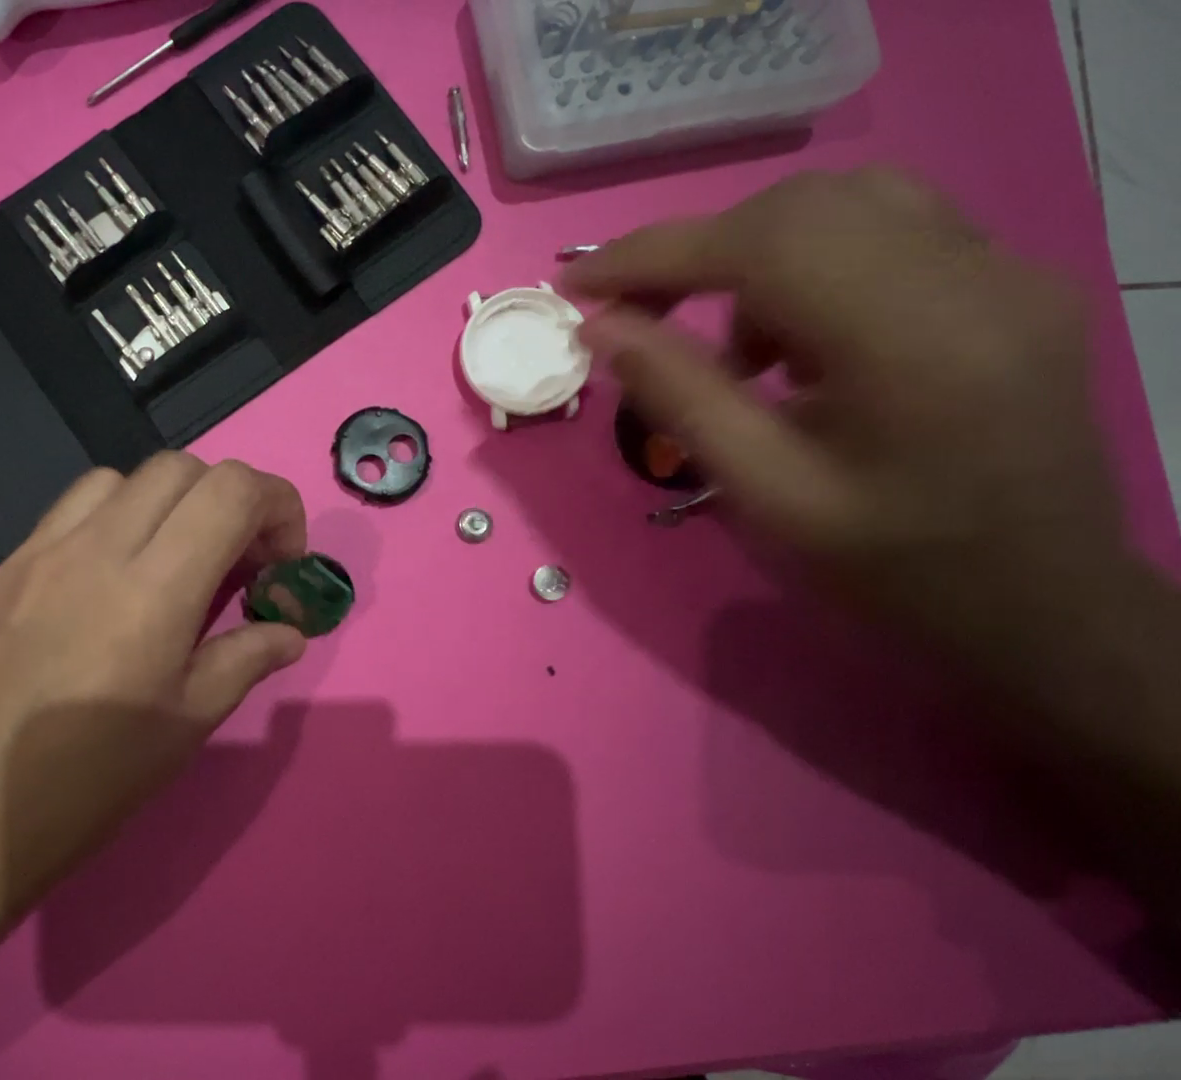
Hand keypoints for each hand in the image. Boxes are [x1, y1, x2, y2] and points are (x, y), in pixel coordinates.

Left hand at [0, 451, 308, 959]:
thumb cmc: (80, 789)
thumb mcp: (182, 731)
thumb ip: (243, 661)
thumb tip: (287, 631)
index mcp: (151, 590)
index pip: (230, 489)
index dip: (278, 506)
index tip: (283, 562)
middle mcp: (93, 549)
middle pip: (179, 469)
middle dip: (227, 502)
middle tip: (237, 568)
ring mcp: (37, 553)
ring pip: (119, 480)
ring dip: (165, 505)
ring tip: (172, 570)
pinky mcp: (1, 571)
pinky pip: (68, 513)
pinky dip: (112, 522)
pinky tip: (107, 587)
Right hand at [561, 169, 1130, 684]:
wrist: (1043, 605)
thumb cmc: (893, 570)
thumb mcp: (766, 495)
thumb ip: (680, 399)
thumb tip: (600, 328)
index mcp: (914, 341)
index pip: (765, 243)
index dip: (654, 252)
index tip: (576, 285)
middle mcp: (975, 278)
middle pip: (804, 206)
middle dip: (698, 250)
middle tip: (636, 316)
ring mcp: (1006, 270)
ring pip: (845, 204)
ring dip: (754, 256)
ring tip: (730, 349)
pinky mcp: (1010, 281)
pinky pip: (887, 230)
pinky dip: (809, 265)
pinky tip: (796, 344)